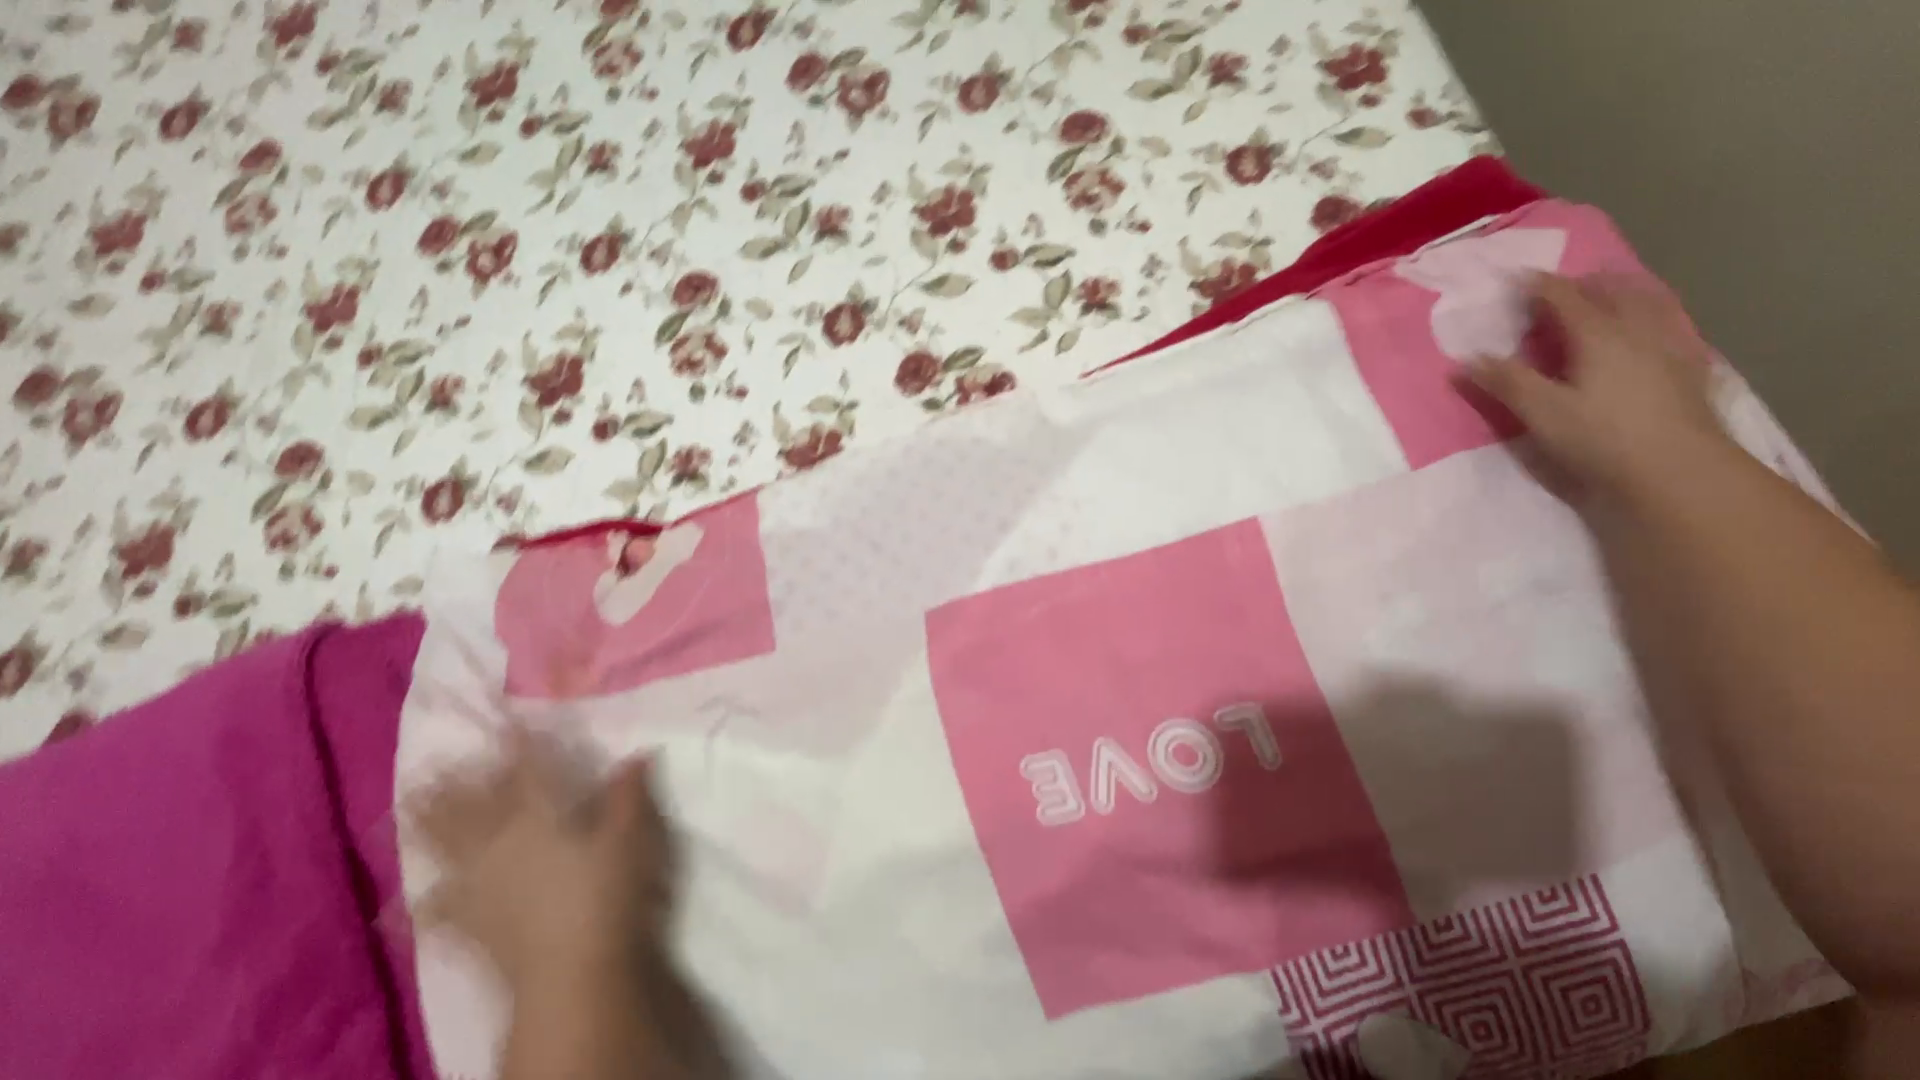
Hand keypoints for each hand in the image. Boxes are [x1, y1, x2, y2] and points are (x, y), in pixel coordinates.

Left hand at [410, 726, 669, 990]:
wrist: (570, 974)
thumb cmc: (606, 897)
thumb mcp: (630, 840)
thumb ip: (629, 796)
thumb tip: (639, 755)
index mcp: (538, 815)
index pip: (526, 768)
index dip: (517, 741)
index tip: (507, 717)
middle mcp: (498, 840)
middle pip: (469, 801)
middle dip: (455, 779)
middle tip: (440, 761)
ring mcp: (475, 883)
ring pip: (441, 843)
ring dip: (424, 821)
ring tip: (410, 803)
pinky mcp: (467, 923)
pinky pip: (435, 909)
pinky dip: (421, 903)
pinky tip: (408, 902)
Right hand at [1465, 273, 1730, 502]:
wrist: (1679, 470)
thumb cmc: (1601, 438)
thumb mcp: (1541, 413)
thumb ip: (1506, 382)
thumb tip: (1465, 360)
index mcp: (1597, 334)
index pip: (1563, 297)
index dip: (1537, 285)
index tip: (1516, 277)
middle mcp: (1636, 330)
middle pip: (1611, 291)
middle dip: (1584, 284)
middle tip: (1561, 288)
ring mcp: (1670, 347)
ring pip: (1648, 303)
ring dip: (1623, 293)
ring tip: (1608, 296)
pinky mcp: (1691, 370)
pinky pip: (1672, 328)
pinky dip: (1655, 319)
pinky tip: (1653, 332)